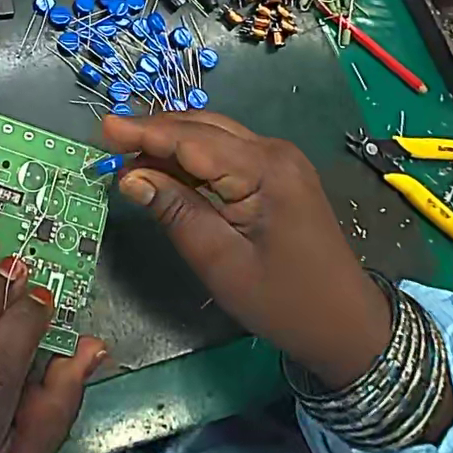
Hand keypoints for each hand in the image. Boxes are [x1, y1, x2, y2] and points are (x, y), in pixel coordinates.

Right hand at [101, 111, 392, 388]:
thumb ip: (174, 210)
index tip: (103, 128)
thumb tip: (129, 176)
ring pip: (212, 135)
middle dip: (153, 132)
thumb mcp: (220, 261)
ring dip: (170, 142)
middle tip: (109, 143)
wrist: (348, 325)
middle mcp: (273, 150)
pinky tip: (166, 169)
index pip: (191, 139)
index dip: (144, 131)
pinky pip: (225, 151)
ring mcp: (278, 158)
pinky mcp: (277, 170)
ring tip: (128, 155)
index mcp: (265, 169)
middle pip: (201, 127)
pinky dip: (191, 156)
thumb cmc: (284, 301)